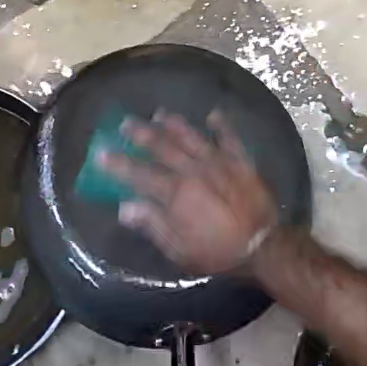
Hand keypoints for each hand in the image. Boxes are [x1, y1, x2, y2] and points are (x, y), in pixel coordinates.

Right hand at [100, 111, 278, 275]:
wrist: (265, 247)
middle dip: (141, 134)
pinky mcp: (241, 163)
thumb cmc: (218, 251)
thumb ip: (153, 225)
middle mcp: (193, 170)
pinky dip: (222, 126)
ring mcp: (219, 163)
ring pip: (191, 137)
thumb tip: (125, 208)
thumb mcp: (179, 249)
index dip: (119, 164)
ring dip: (174, 124)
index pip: (139, 174)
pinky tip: (214, 114)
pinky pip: (230, 139)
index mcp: (175, 193)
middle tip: (126, 123)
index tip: (101, 153)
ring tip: (160, 113)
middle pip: (162, 147)